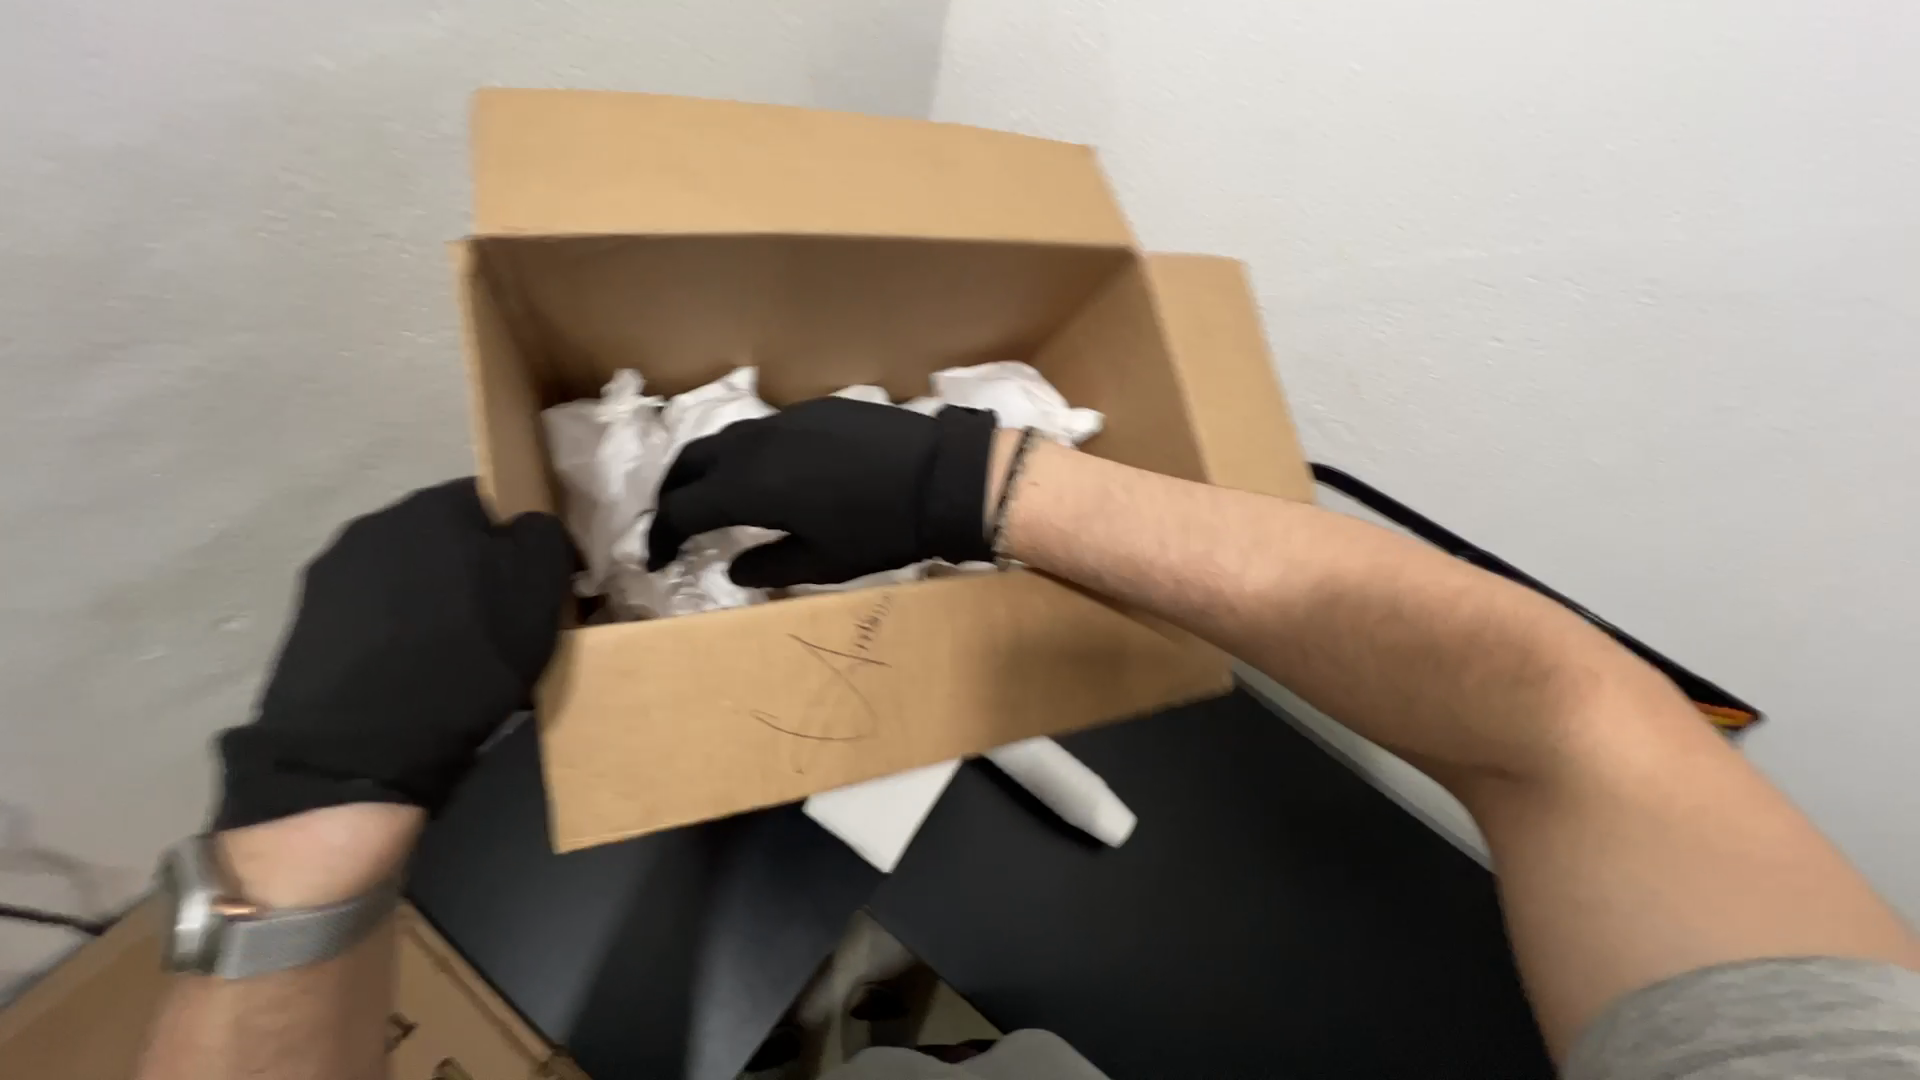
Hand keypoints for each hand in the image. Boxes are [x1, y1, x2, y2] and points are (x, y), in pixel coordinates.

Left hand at [213, 479, 576, 830]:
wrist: (364, 741)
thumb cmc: (471, 652)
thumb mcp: (540, 589)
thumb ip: (544, 536)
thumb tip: (531, 524)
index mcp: (434, 506)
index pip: (494, 499)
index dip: (522, 537)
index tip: (538, 577)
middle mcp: (376, 523)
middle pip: (447, 534)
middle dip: (476, 564)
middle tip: (502, 611)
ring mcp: (332, 573)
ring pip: (409, 571)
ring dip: (435, 595)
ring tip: (455, 644)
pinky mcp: (308, 621)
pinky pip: (375, 610)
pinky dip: (399, 627)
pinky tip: (414, 664)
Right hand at [646, 398, 1000, 586]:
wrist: (943, 478)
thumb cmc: (883, 530)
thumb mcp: (824, 563)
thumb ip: (769, 566)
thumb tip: (735, 568)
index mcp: (749, 486)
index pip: (682, 509)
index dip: (662, 537)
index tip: (659, 559)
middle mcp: (756, 444)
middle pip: (691, 461)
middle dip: (674, 492)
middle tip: (675, 522)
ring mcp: (787, 419)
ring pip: (728, 440)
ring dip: (710, 469)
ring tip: (717, 497)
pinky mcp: (817, 408)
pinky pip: (766, 430)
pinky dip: (749, 454)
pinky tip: (772, 474)